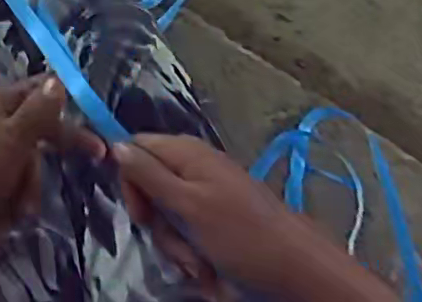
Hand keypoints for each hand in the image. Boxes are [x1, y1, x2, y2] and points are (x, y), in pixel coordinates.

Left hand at [0, 76, 105, 250]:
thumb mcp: (14, 136)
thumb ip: (39, 111)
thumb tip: (57, 79)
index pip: (36, 90)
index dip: (64, 101)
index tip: (96, 115)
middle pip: (39, 129)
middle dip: (52, 148)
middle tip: (96, 154)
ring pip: (32, 163)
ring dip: (31, 184)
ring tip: (19, 202)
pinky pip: (20, 187)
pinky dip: (20, 199)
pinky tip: (11, 213)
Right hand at [114, 135, 397, 301]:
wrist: (307, 277)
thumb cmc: (244, 237)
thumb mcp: (189, 206)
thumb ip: (148, 174)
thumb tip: (114, 144)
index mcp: (183, 150)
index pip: (133, 147)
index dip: (129, 179)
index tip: (141, 215)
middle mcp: (193, 165)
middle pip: (149, 184)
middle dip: (158, 223)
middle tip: (177, 248)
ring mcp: (210, 192)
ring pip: (168, 213)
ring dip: (176, 245)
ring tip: (199, 266)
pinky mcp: (222, 219)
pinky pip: (191, 230)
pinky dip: (195, 252)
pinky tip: (210, 271)